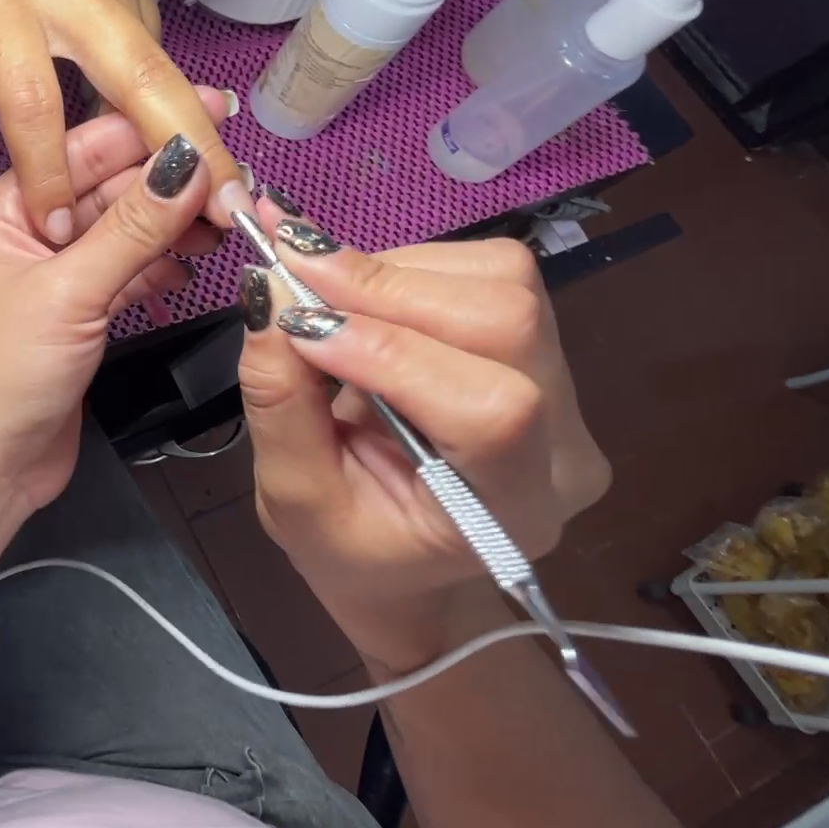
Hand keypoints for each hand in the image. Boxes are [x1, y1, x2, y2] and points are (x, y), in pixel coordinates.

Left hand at [0, 0, 248, 245]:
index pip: (30, 106)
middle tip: (232, 210)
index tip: (59, 226)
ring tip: (215, 186)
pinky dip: (161, 89)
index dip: (47, 174)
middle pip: (143, 84)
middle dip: (191, 156)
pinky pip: (151, 41)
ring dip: (189, 127)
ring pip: (157, 66)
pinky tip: (164, 125)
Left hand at [0, 92, 229, 523]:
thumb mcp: (70, 293)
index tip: (216, 115)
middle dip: (171, 185)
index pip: (83, 150)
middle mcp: (25, 232)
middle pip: (108, 189)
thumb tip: (188, 160)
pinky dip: (159, 267)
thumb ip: (133, 228)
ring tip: (227, 224)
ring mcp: (52, 273)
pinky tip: (192, 266)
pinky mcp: (76, 311)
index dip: (150, 132)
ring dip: (172, 227)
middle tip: (238, 182)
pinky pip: (125, 272)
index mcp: (3, 208)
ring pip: (123, 232)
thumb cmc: (1, 378)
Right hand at [237, 197, 610, 672]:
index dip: (390, 352)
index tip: (296, 325)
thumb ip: (278, 400)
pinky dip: (403, 268)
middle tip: (291, 270)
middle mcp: (562, 443)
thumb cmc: (344, 546)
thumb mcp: (288, 495)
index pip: (490, 409)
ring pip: (500, 285)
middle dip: (384, 288)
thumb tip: (264, 294)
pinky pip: (485, 275)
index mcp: (509, 509)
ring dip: (390, 272)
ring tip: (318, 290)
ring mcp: (564, 390)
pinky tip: (356, 297)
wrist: (400, 559)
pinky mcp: (537, 349)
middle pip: (505, 322)